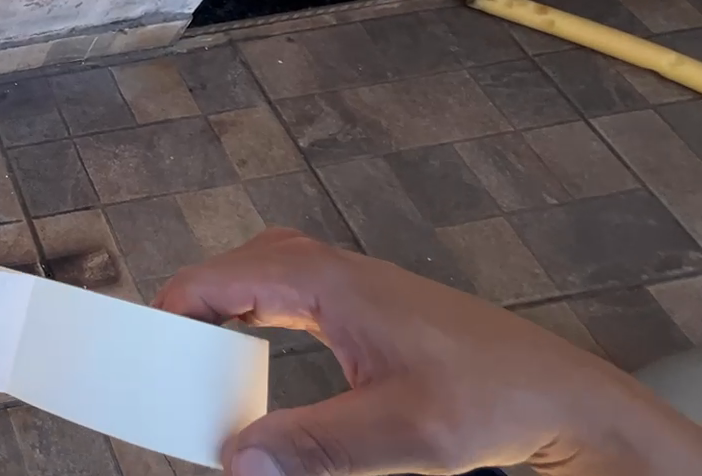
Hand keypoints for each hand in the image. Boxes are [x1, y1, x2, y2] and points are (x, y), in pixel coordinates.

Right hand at [153, 228, 701, 475]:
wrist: (564, 392)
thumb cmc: (488, 401)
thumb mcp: (406, 436)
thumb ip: (317, 447)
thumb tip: (234, 463)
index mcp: (309, 274)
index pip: (204, 284)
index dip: (166, 320)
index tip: (148, 363)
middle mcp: (305, 258)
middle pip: (212, 276)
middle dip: (183, 319)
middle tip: (170, 372)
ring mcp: (320, 268)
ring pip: (234, 278)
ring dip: (209, 315)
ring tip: (194, 361)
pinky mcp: (335, 286)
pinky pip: (261, 286)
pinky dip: (237, 312)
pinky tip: (238, 346)